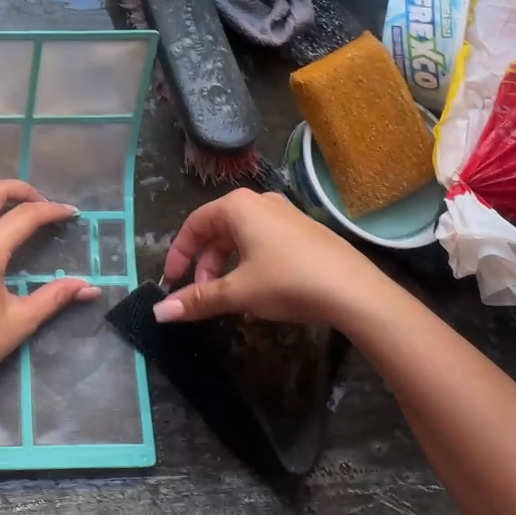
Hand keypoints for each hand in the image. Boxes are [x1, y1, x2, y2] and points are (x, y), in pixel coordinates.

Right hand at [157, 188, 394, 326]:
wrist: (356, 291)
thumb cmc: (288, 281)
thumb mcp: (239, 293)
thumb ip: (198, 300)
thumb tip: (160, 312)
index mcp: (237, 206)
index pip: (193, 224)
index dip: (179, 254)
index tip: (172, 283)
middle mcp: (259, 202)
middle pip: (218, 231)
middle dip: (206, 264)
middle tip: (203, 294)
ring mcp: (285, 214)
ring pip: (242, 238)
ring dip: (228, 267)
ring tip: (231, 299)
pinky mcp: (304, 231)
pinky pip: (264, 242)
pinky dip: (251, 264)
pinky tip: (260, 293)